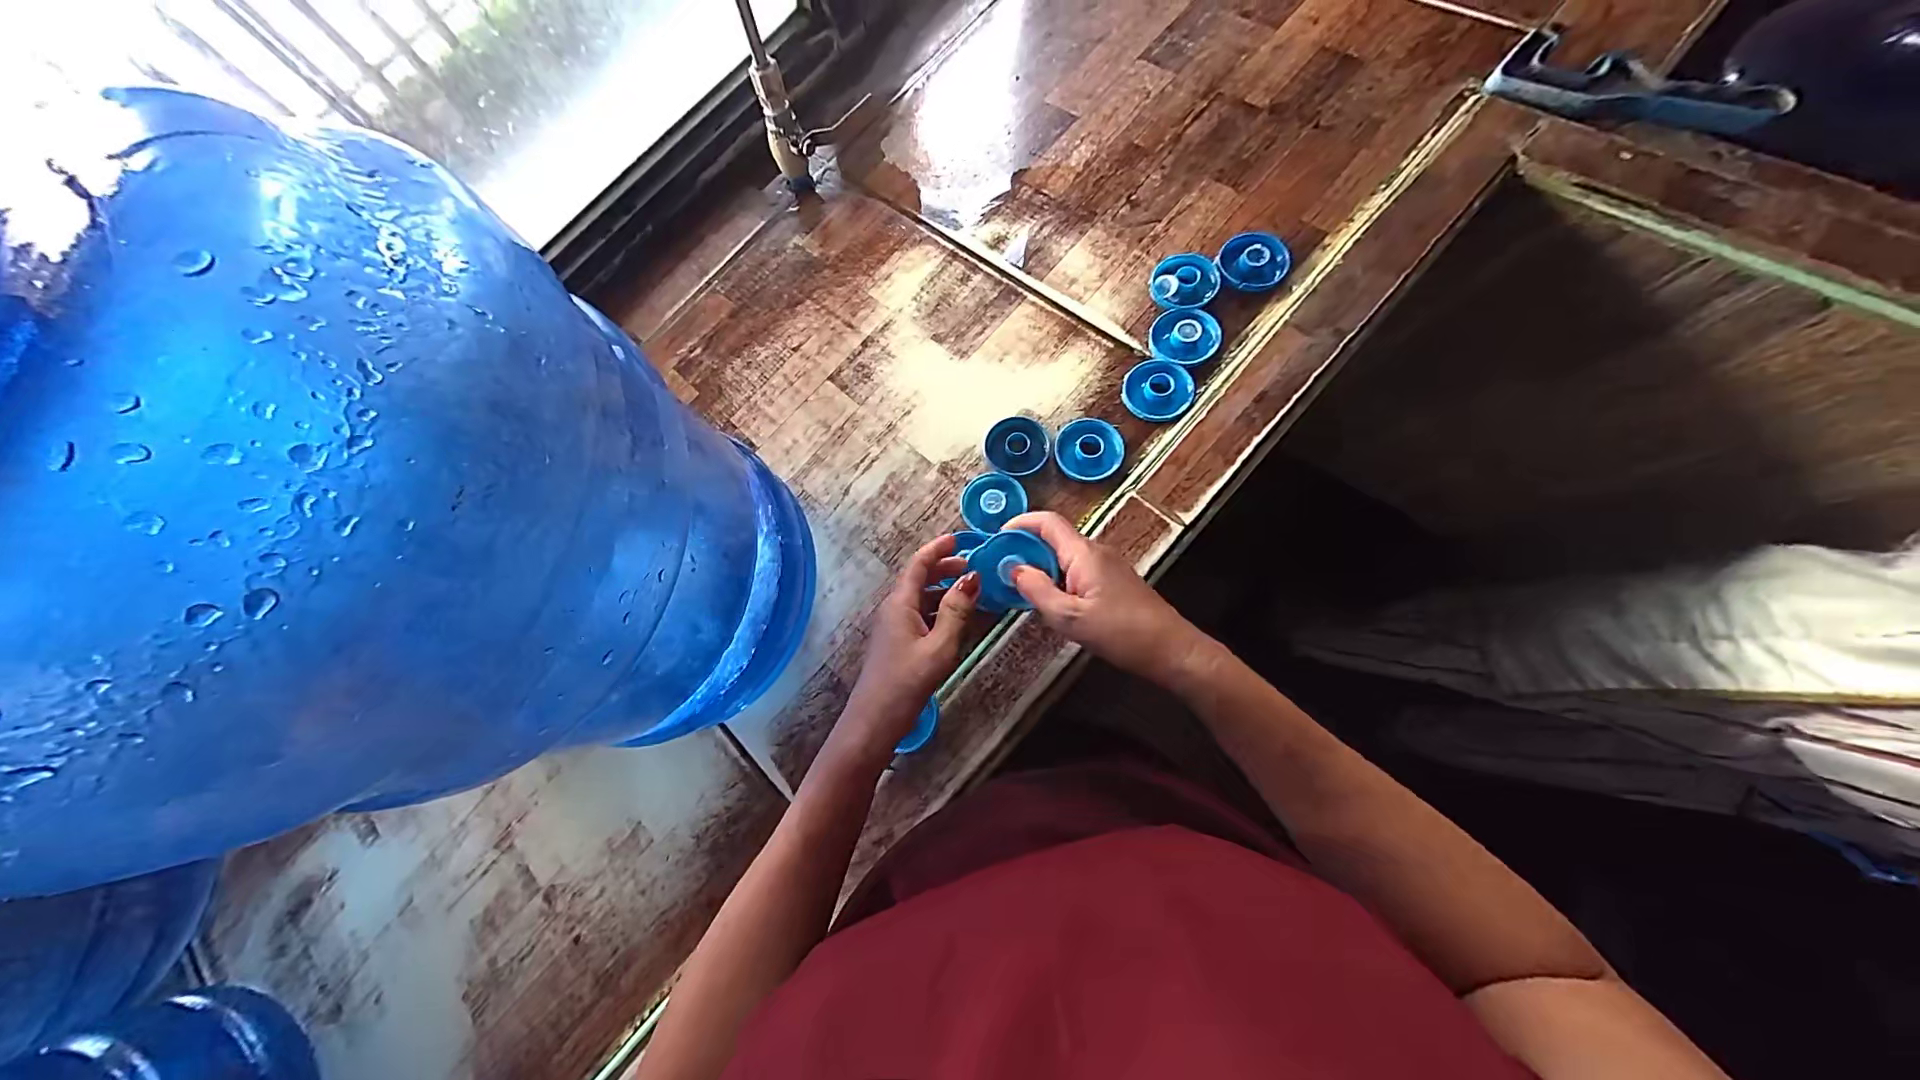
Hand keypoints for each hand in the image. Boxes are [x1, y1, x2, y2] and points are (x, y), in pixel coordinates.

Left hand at [830, 534, 979, 767]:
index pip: (918, 565)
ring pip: (921, 599)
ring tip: (972, 591)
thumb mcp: (939, 646)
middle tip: (973, 566)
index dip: (938, 549)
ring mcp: (894, 628)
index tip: (959, 538)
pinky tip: (958, 620)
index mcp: (900, 604)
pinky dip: (940, 611)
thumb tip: (972, 578)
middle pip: (919, 579)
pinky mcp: (898, 644)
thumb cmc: (906, 683)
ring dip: (944, 591)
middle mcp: (894, 610)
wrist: (874, 722)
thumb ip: (957, 611)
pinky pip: (920, 617)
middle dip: (945, 568)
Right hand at [1002, 511, 1213, 688]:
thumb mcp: (1069, 617)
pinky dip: (1056, 578)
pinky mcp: (1112, 581)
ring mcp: (1106, 566)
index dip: (1019, 523)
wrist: (1170, 649)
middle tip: (1001, 572)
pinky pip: (1076, 570)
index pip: (1047, 522)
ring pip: (1064, 556)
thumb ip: (1037, 590)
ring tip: (1020, 590)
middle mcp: (1095, 552)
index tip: (996, 539)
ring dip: (1040, 566)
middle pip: (1053, 538)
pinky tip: (1050, 601)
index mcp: (1084, 553)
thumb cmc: (1120, 633)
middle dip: (1025, 550)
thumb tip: (1014, 569)